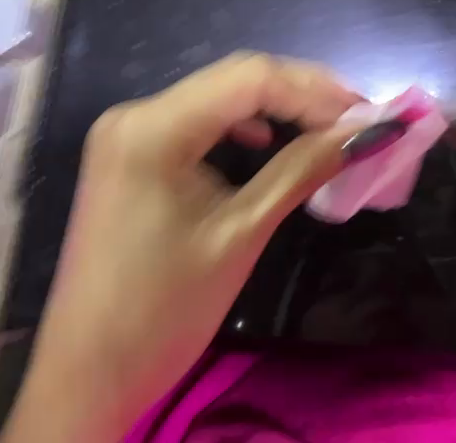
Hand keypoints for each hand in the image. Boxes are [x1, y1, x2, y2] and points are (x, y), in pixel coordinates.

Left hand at [5, 53, 359, 442]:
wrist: (87, 377)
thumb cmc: (163, 312)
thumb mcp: (241, 234)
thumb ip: (301, 170)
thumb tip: (364, 133)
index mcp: (153, 127)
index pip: (249, 79)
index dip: (315, 90)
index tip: (367, 113)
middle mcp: (135, 113)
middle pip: (233, 80)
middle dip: (301, 95)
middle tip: (358, 118)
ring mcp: (129, 131)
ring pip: (217, 97)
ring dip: (275, 107)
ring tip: (327, 127)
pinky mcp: (132, 153)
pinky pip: (197, 121)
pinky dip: (240, 125)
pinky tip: (269, 140)